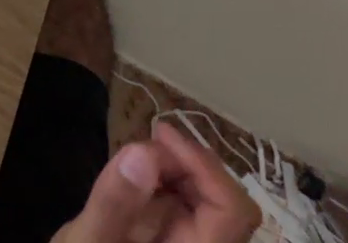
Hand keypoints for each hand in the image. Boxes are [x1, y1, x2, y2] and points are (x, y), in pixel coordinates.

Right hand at [52, 121, 262, 242]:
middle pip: (223, 202)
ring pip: (206, 203)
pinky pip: (189, 213)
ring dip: (171, 174)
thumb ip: (115, 203)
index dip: (203, 166)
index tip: (158, 134)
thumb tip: (143, 152)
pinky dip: (164, 188)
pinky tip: (133, 187)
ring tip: (128, 166)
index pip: (232, 211)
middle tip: (134, 149)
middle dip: (181, 166)